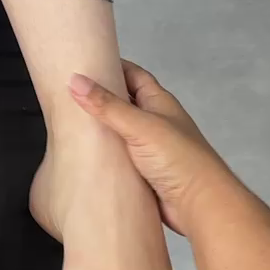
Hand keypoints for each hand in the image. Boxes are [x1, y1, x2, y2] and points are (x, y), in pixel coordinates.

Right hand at [68, 62, 241, 232]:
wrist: (201, 207)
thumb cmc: (179, 159)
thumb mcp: (140, 125)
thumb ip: (107, 105)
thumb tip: (75, 80)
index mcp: (159, 102)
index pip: (134, 75)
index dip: (113, 65)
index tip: (85, 62)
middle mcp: (155, 122)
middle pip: (124, 102)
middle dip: (100, 96)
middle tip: (68, 91)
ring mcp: (149, 148)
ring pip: (119, 131)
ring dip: (99, 127)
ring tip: (68, 120)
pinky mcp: (143, 171)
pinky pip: (118, 157)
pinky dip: (103, 154)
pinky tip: (82, 153)